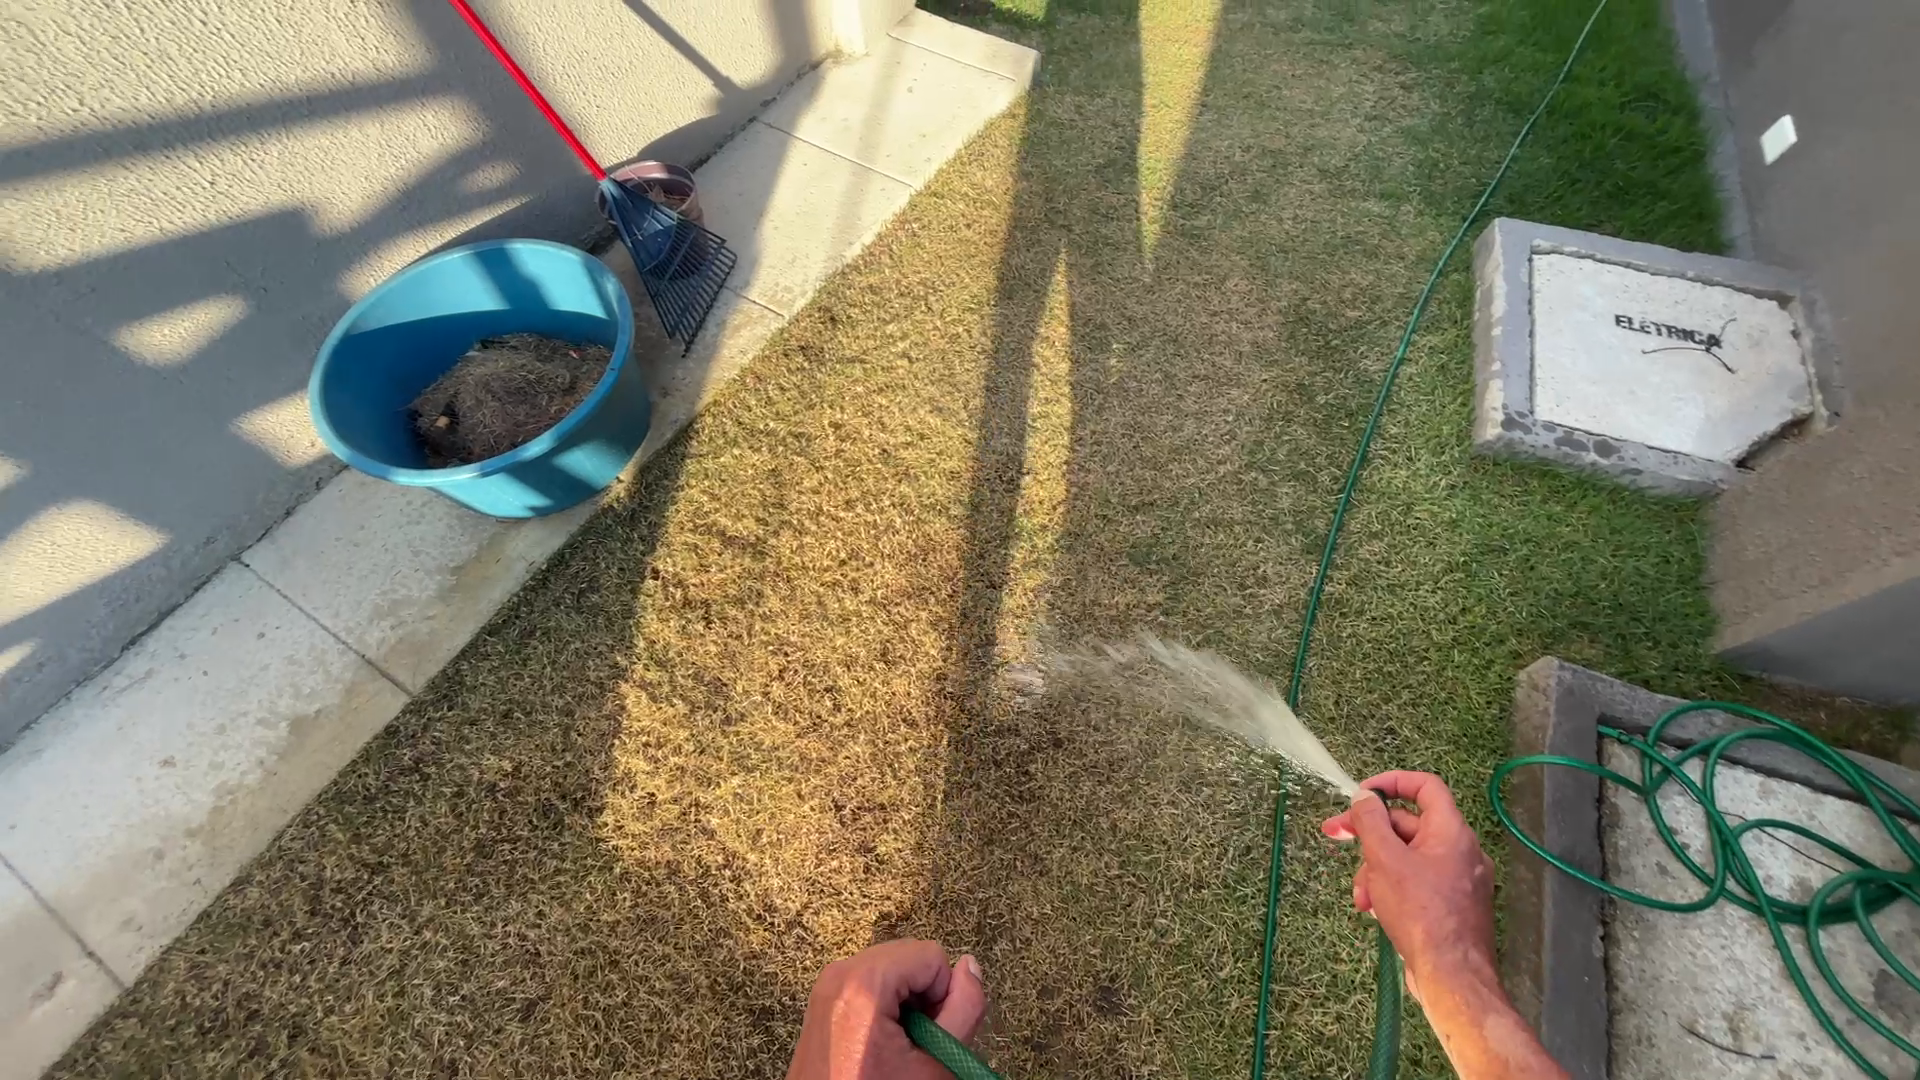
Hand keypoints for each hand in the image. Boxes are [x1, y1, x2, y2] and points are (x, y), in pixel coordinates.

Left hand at [786, 939, 987, 1079]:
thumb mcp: (937, 1066)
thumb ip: (964, 1008)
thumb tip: (970, 966)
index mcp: (865, 983)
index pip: (931, 955)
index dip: (943, 995)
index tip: (929, 1035)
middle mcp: (841, 973)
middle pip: (910, 956)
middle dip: (923, 996)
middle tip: (915, 1043)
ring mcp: (829, 984)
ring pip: (894, 967)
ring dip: (907, 1001)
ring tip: (898, 1046)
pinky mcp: (826, 997)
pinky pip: (872, 979)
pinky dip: (886, 1004)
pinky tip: (880, 1043)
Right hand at [1322, 772, 1565, 1079]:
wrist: (1451, 977)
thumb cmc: (1419, 912)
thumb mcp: (1384, 859)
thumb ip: (1370, 821)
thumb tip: (1364, 797)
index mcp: (1451, 833)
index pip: (1425, 786)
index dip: (1391, 781)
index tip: (1361, 794)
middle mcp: (1460, 851)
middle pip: (1407, 823)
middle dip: (1368, 831)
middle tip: (1334, 832)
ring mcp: (1458, 879)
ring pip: (1406, 854)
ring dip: (1374, 866)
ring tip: (1361, 893)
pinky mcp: (1451, 904)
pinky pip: (1415, 879)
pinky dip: (1390, 885)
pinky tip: (1373, 906)